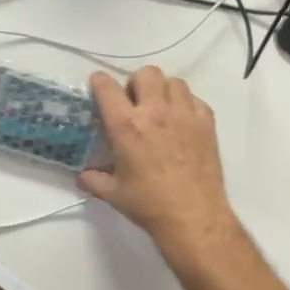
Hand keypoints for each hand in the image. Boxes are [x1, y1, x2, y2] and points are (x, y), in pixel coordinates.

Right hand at [78, 67, 237, 248]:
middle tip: (134, 102)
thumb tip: (82, 177)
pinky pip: (195, 99)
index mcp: (126, 125)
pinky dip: (186, 104)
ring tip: (161, 109)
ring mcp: (184, 114)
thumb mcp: (113, 193)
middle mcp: (155, 111)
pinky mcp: (206, 123)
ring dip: (163, 90)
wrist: (193, 216)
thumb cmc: (148, 204)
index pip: (107, 87)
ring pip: (174, 82)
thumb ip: (94, 180)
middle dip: (136, 83)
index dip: (99, 82)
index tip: (98, 85)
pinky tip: (182, 122)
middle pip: (146, 73)